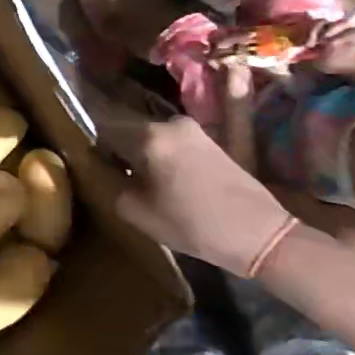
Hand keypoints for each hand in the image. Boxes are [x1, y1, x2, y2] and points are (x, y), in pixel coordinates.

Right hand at [96, 109, 295, 276]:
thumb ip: (112, 184)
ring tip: (148, 184)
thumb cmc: (191, 224)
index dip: (97, 152)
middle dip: (121, 152)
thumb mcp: (137, 212)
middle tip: (122, 180)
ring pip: (152, 137)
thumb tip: (106, 169)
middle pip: (129, 131)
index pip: (104, 132)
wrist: (257, 232)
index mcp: (147, 136)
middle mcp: (169, 122)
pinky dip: (164, 156)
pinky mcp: (209, 139)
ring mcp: (192, 129)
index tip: (100, 173)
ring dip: (144, 154)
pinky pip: (172, 142)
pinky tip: (171, 182)